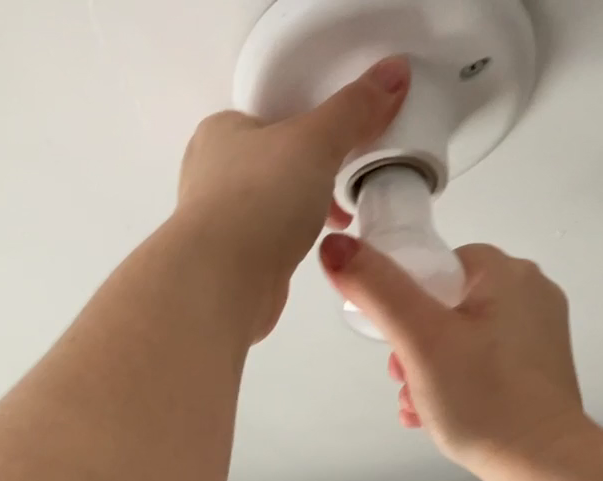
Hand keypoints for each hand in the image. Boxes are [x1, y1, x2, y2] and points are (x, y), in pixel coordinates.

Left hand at [174, 56, 409, 341]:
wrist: (224, 282)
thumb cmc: (255, 203)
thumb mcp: (317, 141)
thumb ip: (354, 110)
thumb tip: (391, 75)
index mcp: (220, 132)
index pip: (268, 118)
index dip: (305, 128)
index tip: (336, 143)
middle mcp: (210, 175)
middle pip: (271, 165)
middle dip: (307, 176)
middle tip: (339, 184)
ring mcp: (216, 222)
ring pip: (268, 207)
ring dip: (299, 213)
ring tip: (331, 222)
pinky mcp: (228, 262)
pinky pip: (266, 244)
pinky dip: (288, 245)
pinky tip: (306, 252)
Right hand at [318, 235, 588, 475]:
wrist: (542, 464)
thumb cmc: (483, 397)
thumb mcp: (419, 339)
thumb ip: (376, 288)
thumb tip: (335, 246)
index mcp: (507, 273)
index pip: (438, 266)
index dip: (404, 300)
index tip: (394, 342)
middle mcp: (532, 295)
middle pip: (447, 305)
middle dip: (412, 345)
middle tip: (402, 380)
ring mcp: (540, 336)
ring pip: (462, 339)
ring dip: (427, 370)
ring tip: (415, 405)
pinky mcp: (540, 372)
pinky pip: (484, 365)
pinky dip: (455, 384)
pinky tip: (435, 415)